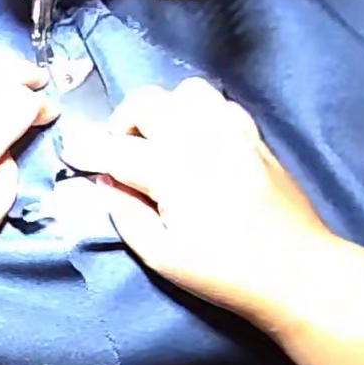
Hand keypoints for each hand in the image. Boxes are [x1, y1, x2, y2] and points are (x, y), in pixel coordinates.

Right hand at [61, 78, 363, 329]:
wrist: (294, 270)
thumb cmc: (223, 272)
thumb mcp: (161, 256)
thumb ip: (125, 214)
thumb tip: (104, 185)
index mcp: (172, 171)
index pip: (116, 149)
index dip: (86, 149)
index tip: (69, 150)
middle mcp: (201, 139)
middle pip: (148, 103)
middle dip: (122, 122)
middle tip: (119, 153)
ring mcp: (232, 133)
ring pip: (186, 92)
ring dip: (162, 111)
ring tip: (159, 142)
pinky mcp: (254, 137)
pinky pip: (219, 104)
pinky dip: (197, 115)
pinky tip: (197, 143)